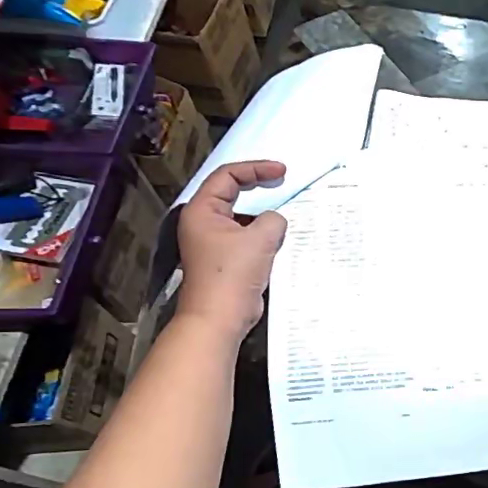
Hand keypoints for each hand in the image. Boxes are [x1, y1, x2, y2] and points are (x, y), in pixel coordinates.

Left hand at [175, 160, 286, 340]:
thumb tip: (274, 221)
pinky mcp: (224, 259)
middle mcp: (203, 222)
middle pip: (231, 192)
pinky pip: (245, 237)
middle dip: (258, 186)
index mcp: (202, 210)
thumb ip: (273, 220)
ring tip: (284, 214)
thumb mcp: (260, 239)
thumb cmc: (233, 274)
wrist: (218, 319)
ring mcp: (212, 242)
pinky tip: (279, 238)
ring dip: (262, 214)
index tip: (282, 172)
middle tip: (282, 181)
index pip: (228, 176)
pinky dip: (261, 234)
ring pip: (241, 216)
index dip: (256, 169)